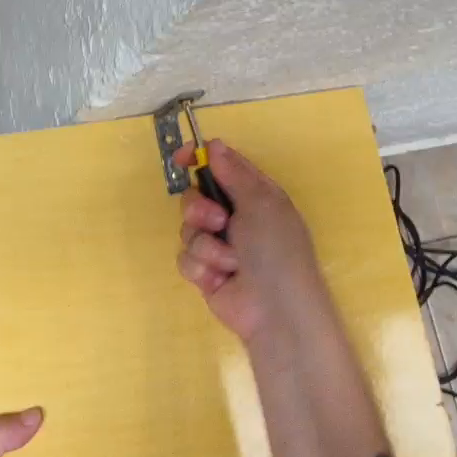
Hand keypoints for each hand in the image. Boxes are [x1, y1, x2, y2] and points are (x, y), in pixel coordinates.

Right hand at [174, 139, 323, 342]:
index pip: (221, 166)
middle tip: (218, 221)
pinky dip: (202, 268)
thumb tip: (214, 144)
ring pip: (187, 229)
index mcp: (254, 195)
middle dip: (200, 209)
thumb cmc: (276, 251)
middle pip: (195, 197)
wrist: (276, 312)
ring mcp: (218, 246)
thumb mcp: (262, 203)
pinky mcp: (205, 272)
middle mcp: (235, 217)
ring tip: (229, 262)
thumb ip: (234, 172)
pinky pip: (185, 258)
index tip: (180, 158)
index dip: (199, 158)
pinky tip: (221, 280)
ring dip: (206, 245)